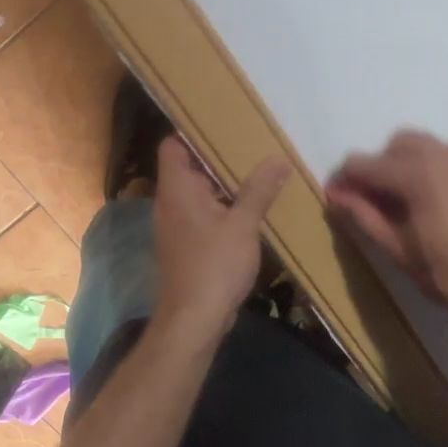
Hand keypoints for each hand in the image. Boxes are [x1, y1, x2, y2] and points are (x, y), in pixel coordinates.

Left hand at [153, 136, 290, 335]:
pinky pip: (203, 219)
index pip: (173, 145)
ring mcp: (176, 228)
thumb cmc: (214, 266)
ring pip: (198, 196)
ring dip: (224, 188)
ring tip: (257, 175)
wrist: (194, 320)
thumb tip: (277, 160)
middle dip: (218, 159)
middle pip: (188, 169)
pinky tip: (249, 213)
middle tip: (251, 147)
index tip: (225, 126)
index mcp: (177, 188)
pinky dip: (222, 212)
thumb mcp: (243, 225)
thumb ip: (259, 190)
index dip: (194, 132)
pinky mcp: (186, 249)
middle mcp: (170, 204)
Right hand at [326, 130, 447, 342]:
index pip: (364, 163)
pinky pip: (440, 158)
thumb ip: (365, 217)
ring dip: (399, 169)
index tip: (332, 199)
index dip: (343, 180)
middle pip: (393, 146)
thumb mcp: (399, 250)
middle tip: (364, 205)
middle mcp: (441, 153)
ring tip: (393, 208)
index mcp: (417, 172)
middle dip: (374, 169)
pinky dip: (422, 171)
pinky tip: (420, 207)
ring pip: (419, 148)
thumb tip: (337, 195)